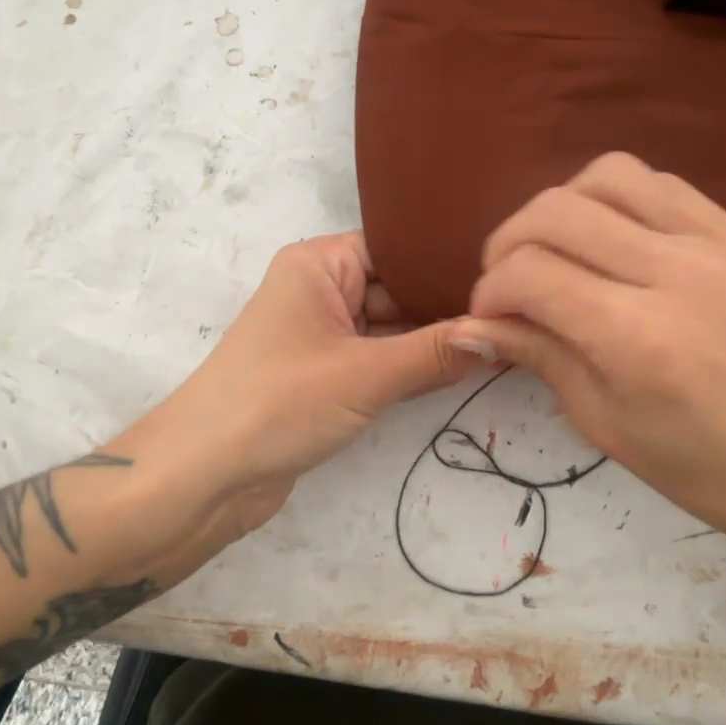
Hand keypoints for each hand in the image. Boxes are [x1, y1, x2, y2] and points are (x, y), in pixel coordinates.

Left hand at [115, 232, 485, 522]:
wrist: (204, 477)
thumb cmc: (279, 402)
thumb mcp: (366, 374)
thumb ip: (437, 352)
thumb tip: (506, 331)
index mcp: (319, 263)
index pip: (398, 247)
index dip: (449, 260)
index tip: (510, 269)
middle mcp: (321, 290)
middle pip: (399, 288)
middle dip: (451, 304)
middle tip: (521, 308)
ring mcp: (323, 336)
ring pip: (393, 328)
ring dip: (436, 340)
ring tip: (509, 334)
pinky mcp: (326, 377)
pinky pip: (381, 361)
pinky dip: (415, 368)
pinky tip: (468, 367)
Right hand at [455, 153, 725, 553]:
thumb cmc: (710, 470)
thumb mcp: (607, 426)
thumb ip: (539, 356)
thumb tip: (470, 325)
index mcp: (638, 339)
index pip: (529, 274)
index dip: (490, 293)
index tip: (489, 320)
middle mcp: (675, 272)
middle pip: (555, 212)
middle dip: (508, 244)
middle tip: (507, 283)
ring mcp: (715, 242)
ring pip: (606, 176)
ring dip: (560, 207)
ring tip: (556, 250)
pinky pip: (659, 184)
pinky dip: (615, 200)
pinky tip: (611, 240)